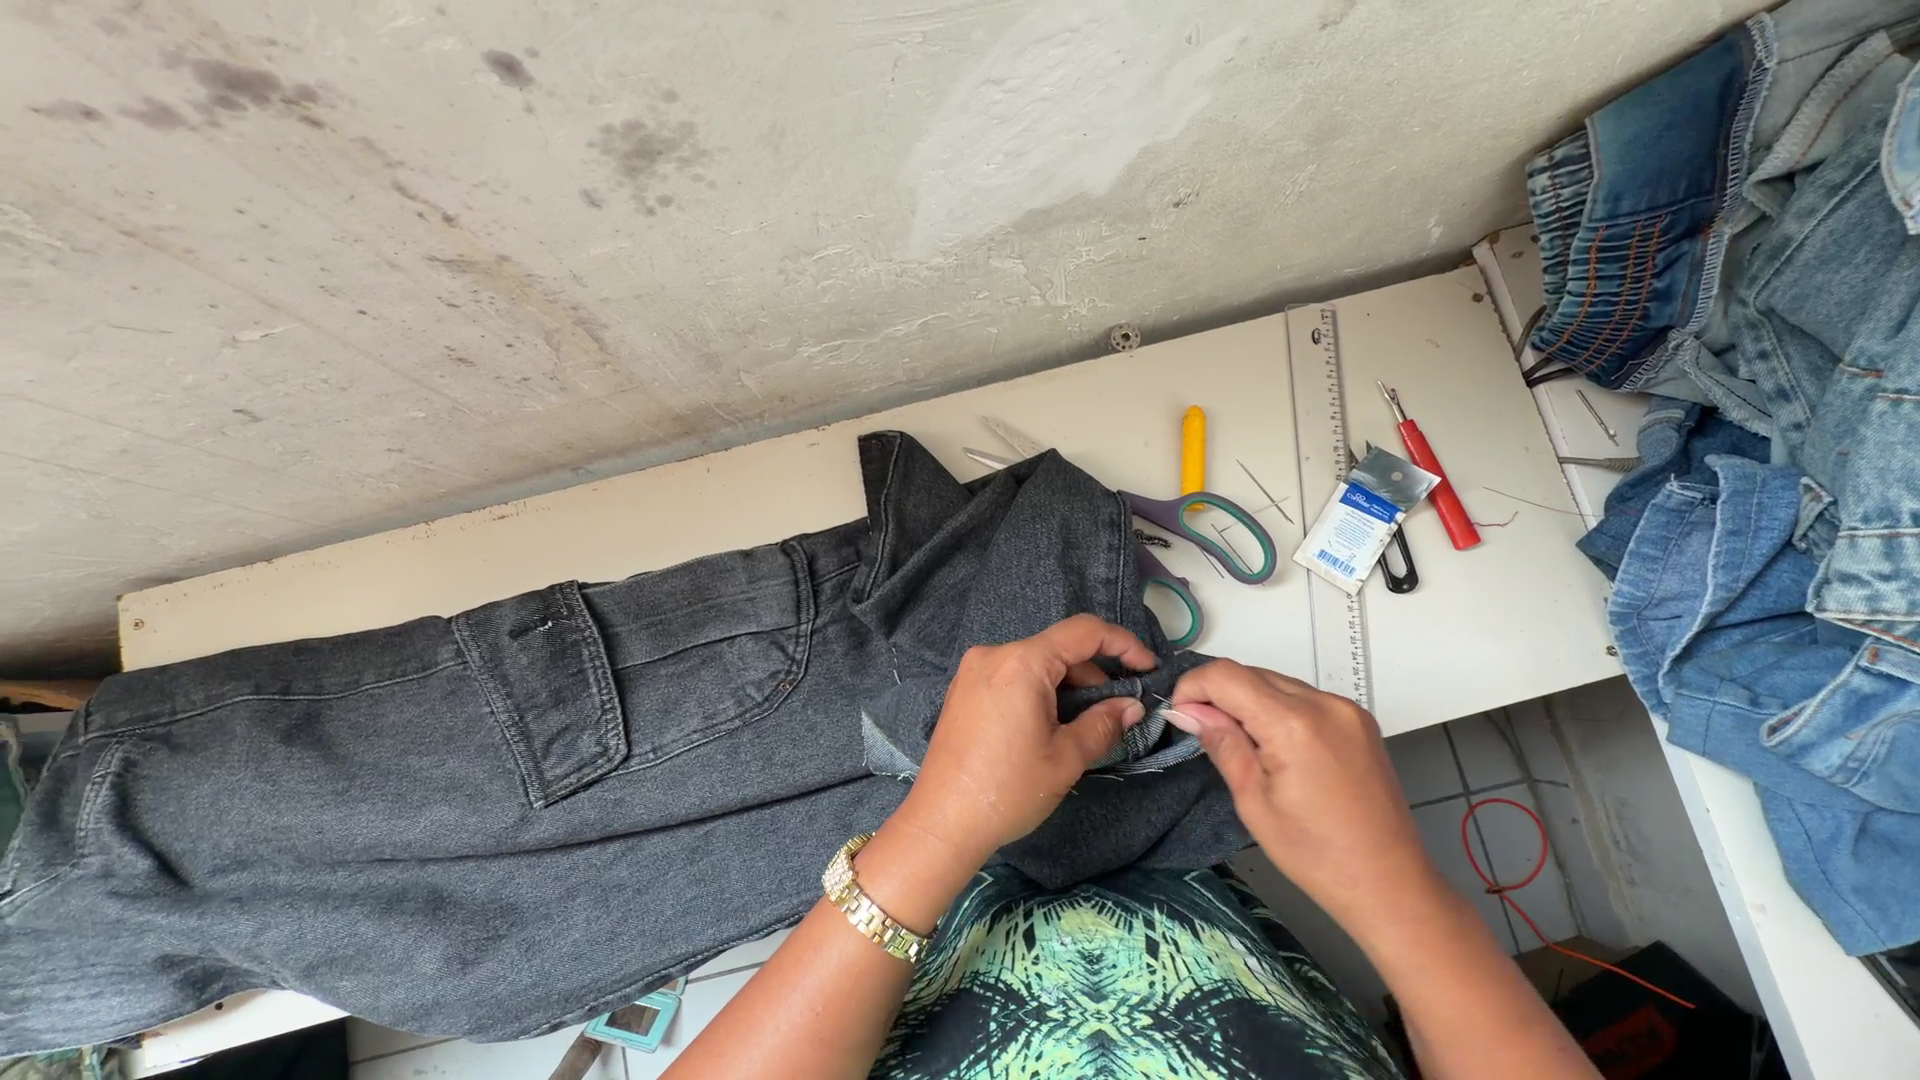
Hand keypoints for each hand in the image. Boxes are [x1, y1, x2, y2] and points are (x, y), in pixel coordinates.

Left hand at [891, 615, 1155, 868]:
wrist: (942, 822)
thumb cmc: (1008, 789)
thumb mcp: (1066, 758)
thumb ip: (1104, 723)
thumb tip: (1132, 705)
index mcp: (1022, 662)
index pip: (1084, 632)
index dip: (1123, 644)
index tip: (1149, 668)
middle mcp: (994, 654)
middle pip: (1058, 649)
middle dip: (1094, 676)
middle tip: (1116, 714)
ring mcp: (974, 670)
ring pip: (1036, 664)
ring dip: (1067, 687)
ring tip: (1083, 728)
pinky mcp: (964, 689)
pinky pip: (1013, 676)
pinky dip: (1039, 692)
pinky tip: (1049, 726)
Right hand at [1169, 659, 1439, 938]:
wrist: (1389, 883)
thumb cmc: (1316, 854)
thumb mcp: (1252, 800)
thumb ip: (1221, 743)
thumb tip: (1186, 711)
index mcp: (1294, 724)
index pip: (1227, 675)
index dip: (1193, 686)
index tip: (1179, 714)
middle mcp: (1324, 704)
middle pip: (1252, 673)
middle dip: (1218, 693)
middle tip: (1201, 730)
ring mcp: (1346, 709)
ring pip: (1277, 681)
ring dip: (1248, 699)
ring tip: (1238, 741)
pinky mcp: (1358, 720)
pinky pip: (1303, 697)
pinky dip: (1277, 707)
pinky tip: (1272, 743)